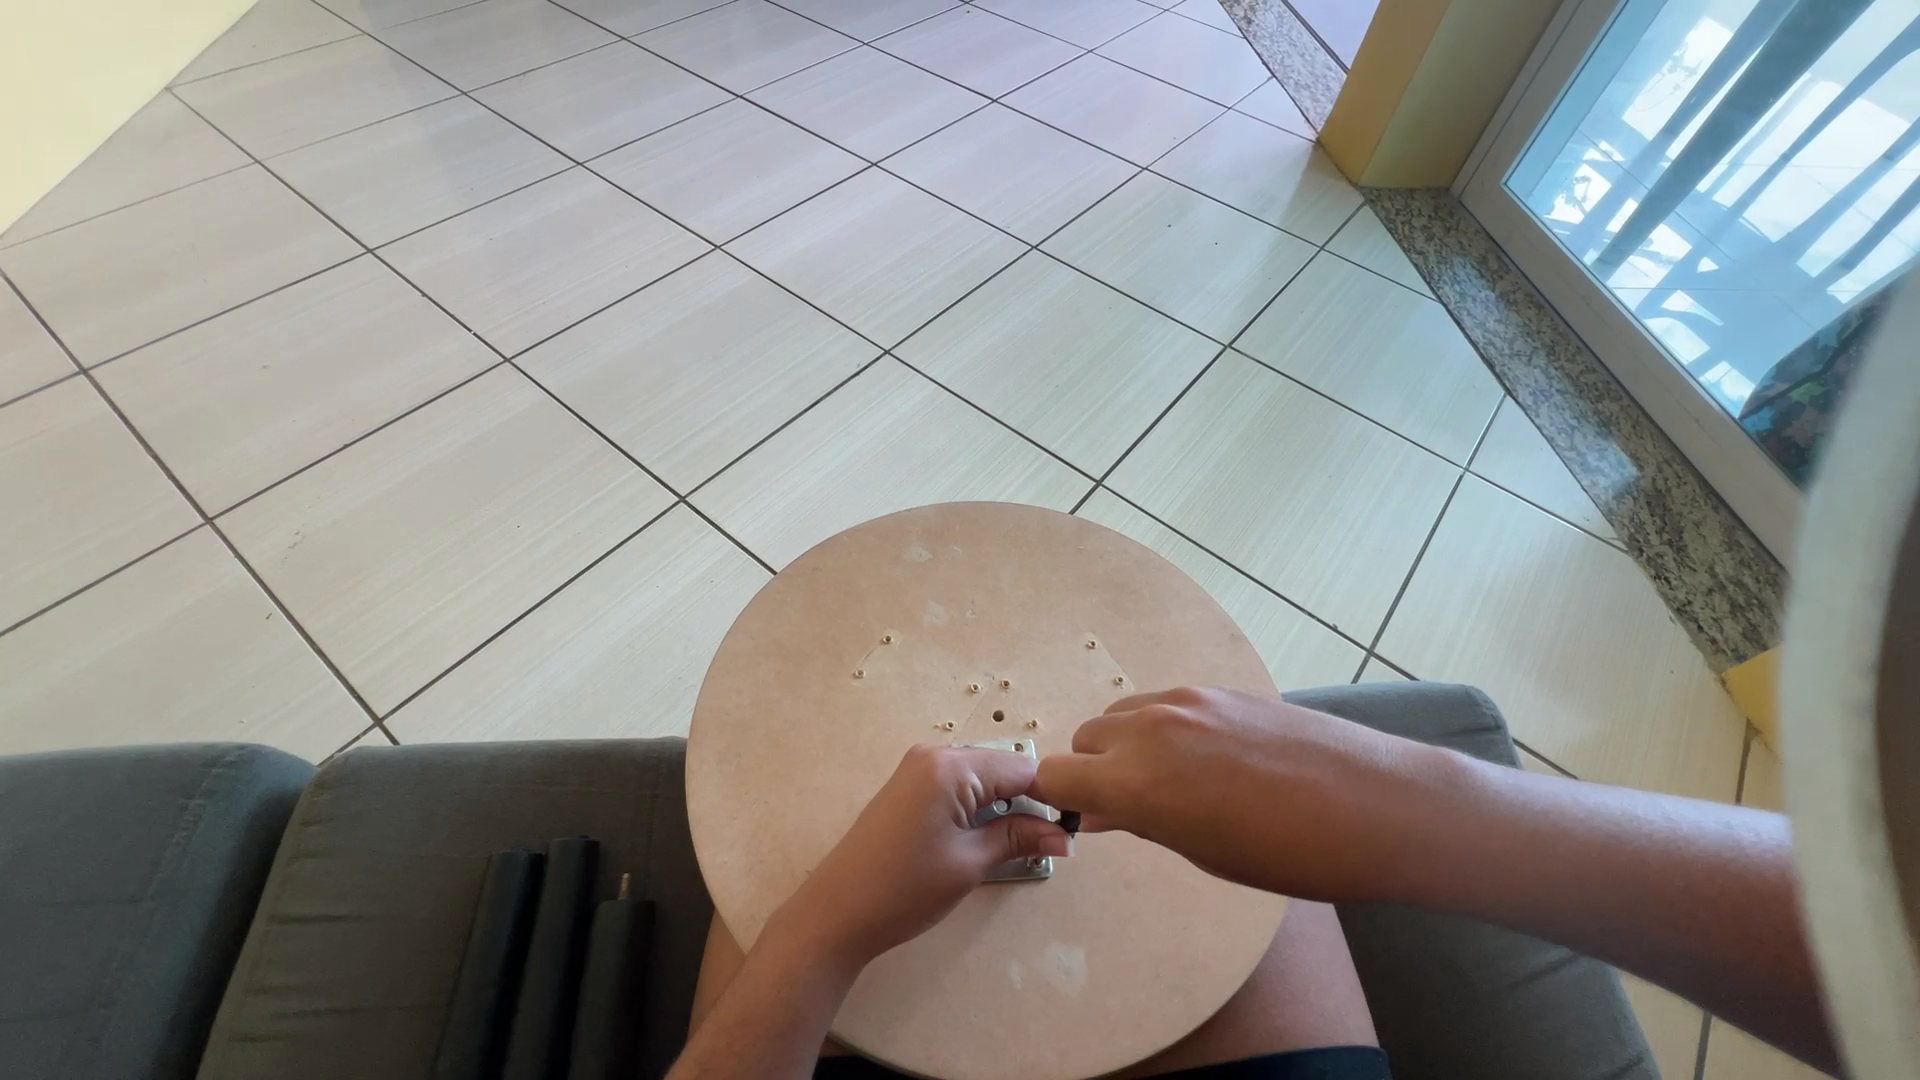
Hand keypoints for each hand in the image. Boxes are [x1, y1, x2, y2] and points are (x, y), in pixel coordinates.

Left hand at [771, 745, 1071, 967]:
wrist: (836, 912)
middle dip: (1029, 799)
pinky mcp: (909, 786)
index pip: (1020, 767)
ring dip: (1005, 803)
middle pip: (1001, 767)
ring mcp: (918, 768)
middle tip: (1052, 840)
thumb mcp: (969, 863)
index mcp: (951, 766)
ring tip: (1023, 842)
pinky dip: (980, 805)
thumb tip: (1064, 835)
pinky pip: (958, 784)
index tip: (1073, 826)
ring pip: (981, 776)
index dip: (1052, 794)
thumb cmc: (905, 889)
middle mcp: (935, 755)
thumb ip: (1018, 838)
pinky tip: (988, 834)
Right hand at [1031, 686, 1452, 901]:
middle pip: (1085, 737)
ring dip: (1125, 744)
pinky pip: (1162, 704)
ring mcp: (1181, 700)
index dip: (1059, 794)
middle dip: (1093, 768)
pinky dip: (1162, 727)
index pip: (1053, 772)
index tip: (1080, 813)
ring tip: (1172, 777)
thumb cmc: (1287, 852)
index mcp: (1133, 780)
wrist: (1376, 804)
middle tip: (1132, 802)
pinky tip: (1208, 755)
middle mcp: (1145, 729)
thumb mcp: (1201, 850)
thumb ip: (1138, 820)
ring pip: (1121, 714)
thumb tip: (1098, 811)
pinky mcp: (1214, 687)